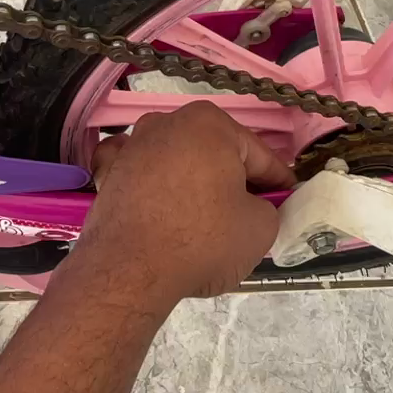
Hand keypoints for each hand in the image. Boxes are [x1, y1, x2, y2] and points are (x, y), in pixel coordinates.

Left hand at [60, 102, 295, 309]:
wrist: (130, 270)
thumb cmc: (202, 240)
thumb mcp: (260, 227)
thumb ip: (266, 207)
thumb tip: (252, 207)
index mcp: (209, 123)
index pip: (258, 155)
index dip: (277, 182)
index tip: (286, 200)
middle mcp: (166, 122)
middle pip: (215, 154)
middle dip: (232, 179)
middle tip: (249, 212)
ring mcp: (131, 145)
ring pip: (177, 161)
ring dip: (193, 181)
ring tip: (207, 216)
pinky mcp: (106, 172)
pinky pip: (138, 172)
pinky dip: (150, 182)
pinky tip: (158, 199)